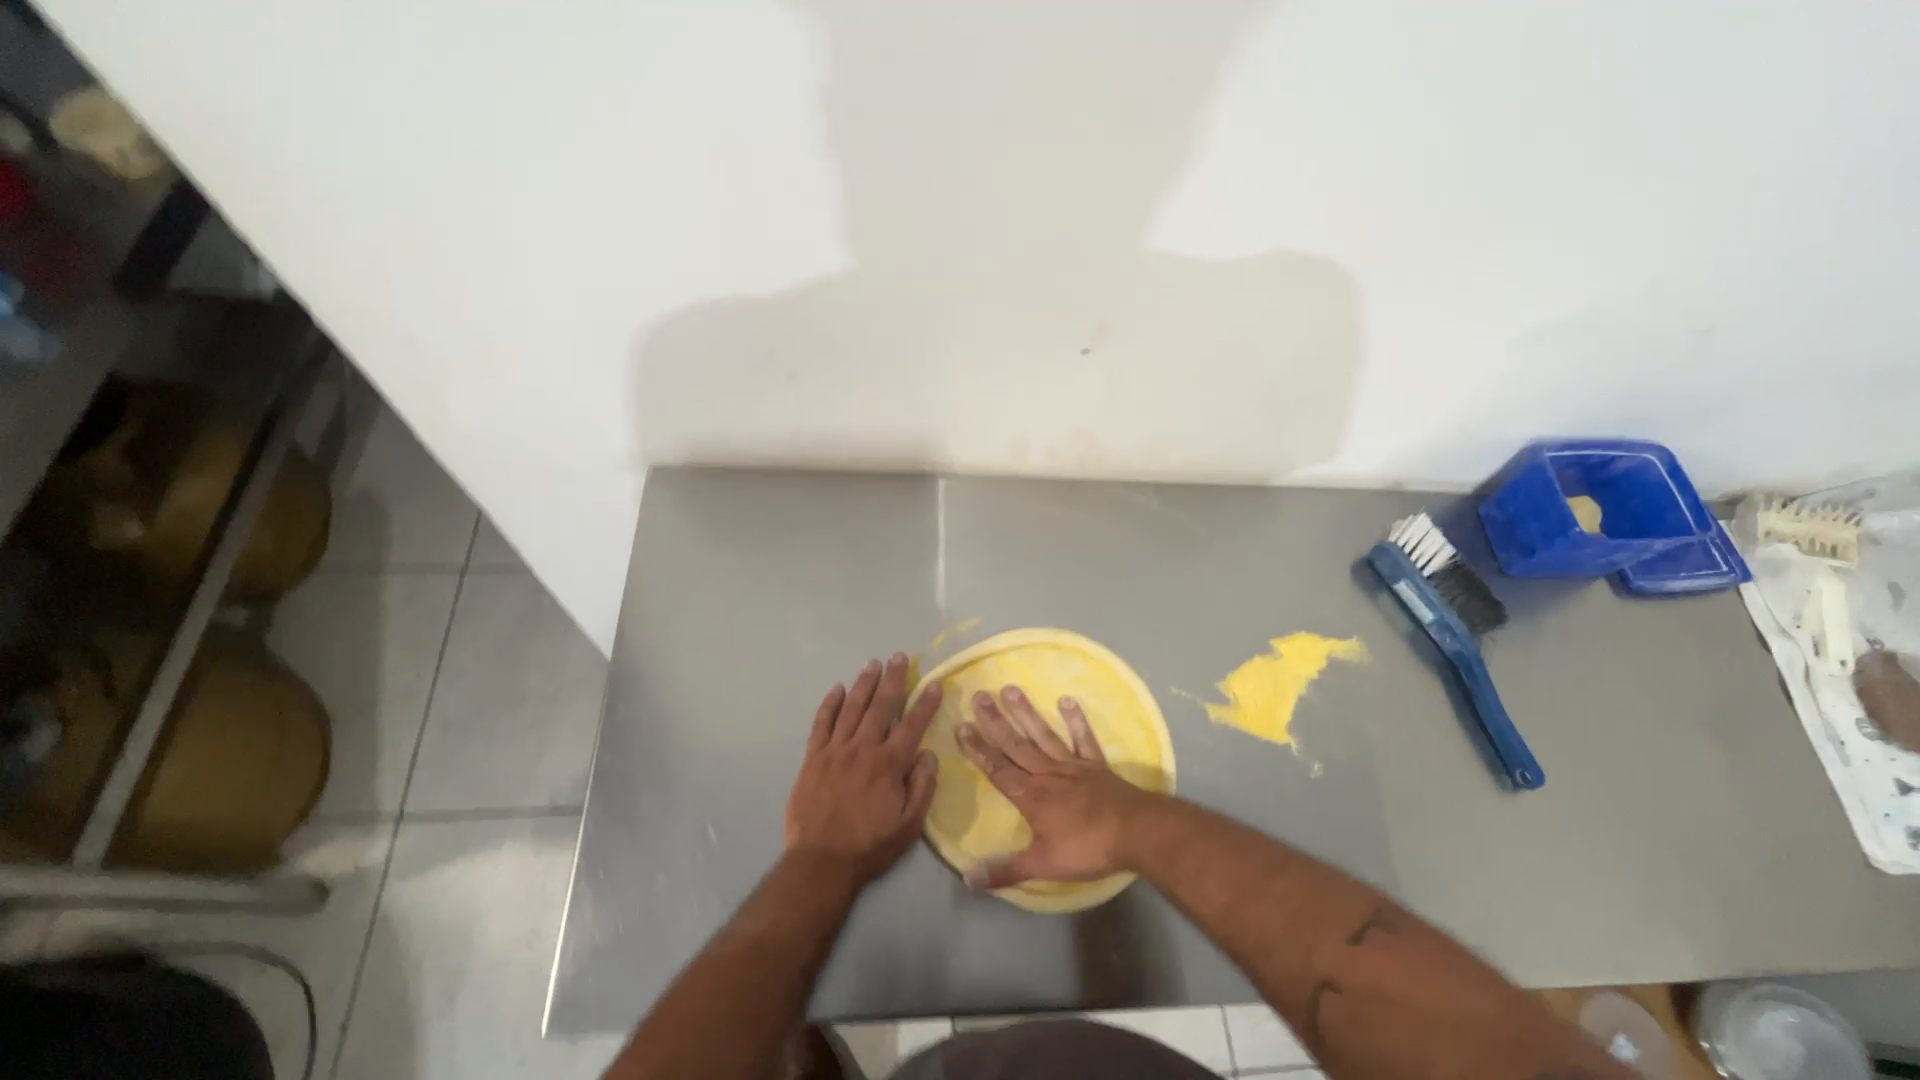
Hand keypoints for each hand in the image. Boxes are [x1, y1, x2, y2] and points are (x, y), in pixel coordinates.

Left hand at [784, 653, 941, 885]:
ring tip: (873, 663)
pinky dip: (830, 703)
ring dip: (864, 683)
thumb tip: (928, 755)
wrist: (821, 861)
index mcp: (889, 765)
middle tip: (900, 657)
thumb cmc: (870, 846)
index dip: (925, 703)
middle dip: (893, 679)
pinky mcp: (813, 758)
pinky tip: (838, 689)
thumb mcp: (909, 826)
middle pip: (881, 706)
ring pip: (852, 708)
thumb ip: (922, 787)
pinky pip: (822, 723)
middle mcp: (863, 749)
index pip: (913, 725)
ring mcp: (835, 751)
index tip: (934, 683)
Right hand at [954, 685, 1154, 889]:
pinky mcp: (1097, 766)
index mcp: (1031, 796)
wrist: (1137, 832)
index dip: (978, 750)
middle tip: (979, 696)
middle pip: (1016, 745)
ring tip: (1010, 689)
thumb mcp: (1043, 865)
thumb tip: (967, 879)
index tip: (960, 726)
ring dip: (1026, 713)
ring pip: (1044, 736)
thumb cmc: (1088, 848)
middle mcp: (1047, 774)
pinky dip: (1076, 721)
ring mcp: (1073, 767)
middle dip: (995, 722)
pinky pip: (1083, 740)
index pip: (997, 770)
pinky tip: (1067, 700)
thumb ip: (1005, 871)